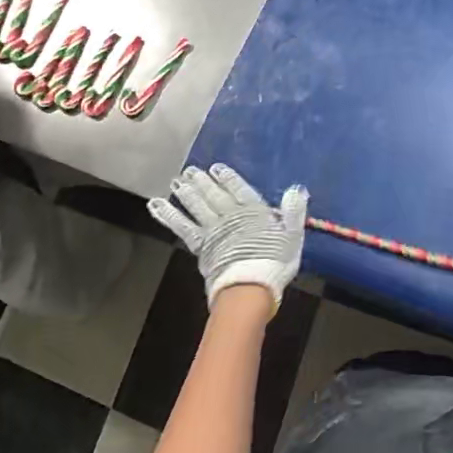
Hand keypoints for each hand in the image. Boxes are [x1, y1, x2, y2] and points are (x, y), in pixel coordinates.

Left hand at [148, 164, 306, 304]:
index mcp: (255, 212)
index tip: (216, 168)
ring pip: (197, 206)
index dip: (228, 178)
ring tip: (176, 181)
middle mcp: (231, 216)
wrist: (251, 284)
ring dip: (186, 193)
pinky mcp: (199, 244)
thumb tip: (297, 189)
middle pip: (214, 195)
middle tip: (190, 171)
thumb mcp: (293, 236)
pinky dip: (167, 214)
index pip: (240, 189)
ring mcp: (213, 229)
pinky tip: (155, 204)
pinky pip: (180, 226)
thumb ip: (293, 212)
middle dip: (202, 182)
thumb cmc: (276, 263)